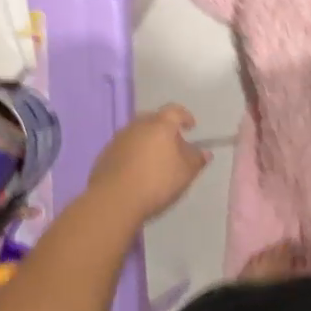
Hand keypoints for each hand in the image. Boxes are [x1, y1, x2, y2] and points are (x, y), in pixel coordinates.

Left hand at [87, 105, 209, 221]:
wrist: (114, 199)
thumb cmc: (156, 182)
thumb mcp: (184, 174)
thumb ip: (196, 160)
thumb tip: (205, 152)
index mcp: (160, 125)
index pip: (174, 111)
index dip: (185, 116)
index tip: (191, 127)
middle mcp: (138, 125)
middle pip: (154, 120)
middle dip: (165, 129)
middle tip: (173, 146)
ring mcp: (119, 138)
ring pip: (137, 133)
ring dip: (147, 141)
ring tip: (154, 160)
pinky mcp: (105, 153)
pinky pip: (125, 147)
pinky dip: (133, 153)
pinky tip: (136, 170)